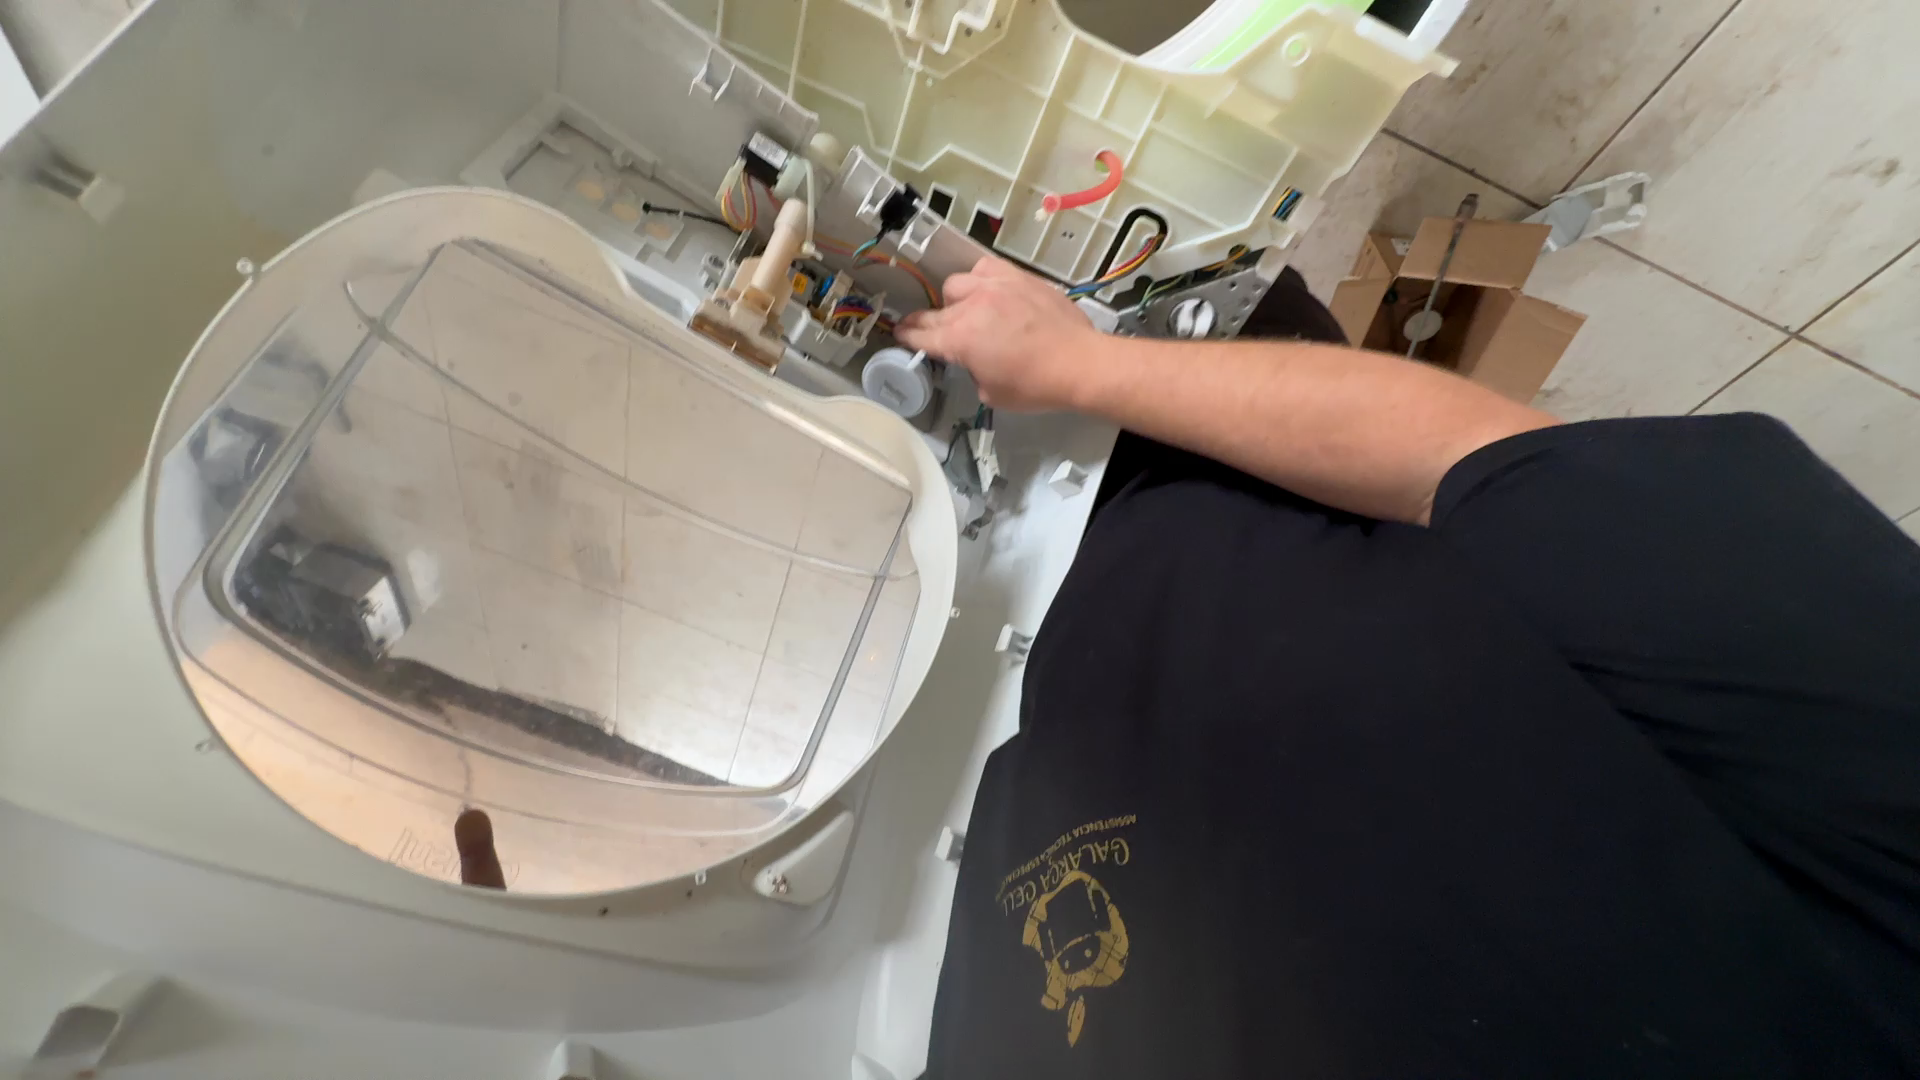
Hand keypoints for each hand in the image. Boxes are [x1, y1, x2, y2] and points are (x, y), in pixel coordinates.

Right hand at [895, 256, 1102, 410]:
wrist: (1078, 363)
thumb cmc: (1036, 386)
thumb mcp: (992, 393)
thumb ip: (973, 370)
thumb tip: (974, 360)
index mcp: (960, 341)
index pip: (921, 336)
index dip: (907, 337)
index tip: (900, 334)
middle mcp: (971, 308)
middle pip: (934, 312)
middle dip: (924, 322)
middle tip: (921, 328)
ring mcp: (995, 287)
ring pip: (957, 284)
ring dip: (954, 299)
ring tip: (964, 311)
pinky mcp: (1017, 278)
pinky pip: (986, 268)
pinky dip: (980, 279)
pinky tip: (988, 290)